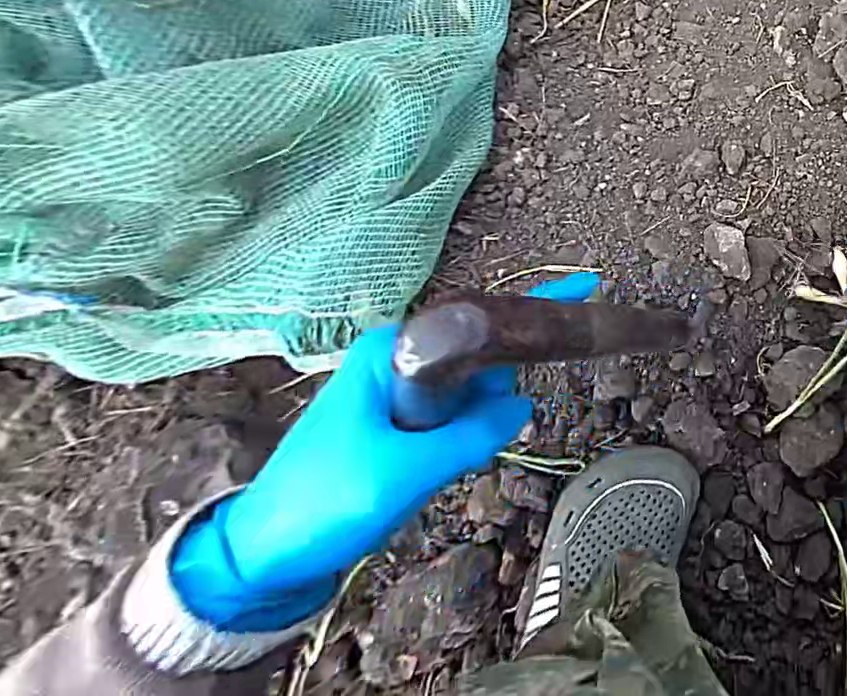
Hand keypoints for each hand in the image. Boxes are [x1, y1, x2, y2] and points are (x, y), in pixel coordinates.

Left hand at [170, 273, 601, 628]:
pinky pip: (458, 408)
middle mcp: (399, 357)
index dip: (534, 306)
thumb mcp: (408, 469)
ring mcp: (400, 386)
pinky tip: (452, 458)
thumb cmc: (326, 500)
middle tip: (481, 432)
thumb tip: (521, 404)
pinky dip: (470, 429)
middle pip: (484, 350)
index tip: (586, 288)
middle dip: (497, 387)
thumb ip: (474, 433)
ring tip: (446, 460)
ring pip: (475, 384)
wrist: (260, 558)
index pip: (478, 314)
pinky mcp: (403, 416)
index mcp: (392, 351)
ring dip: (481, 417)